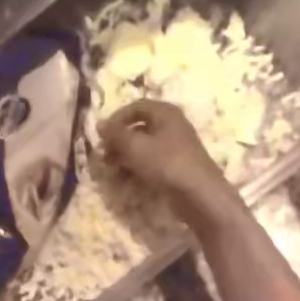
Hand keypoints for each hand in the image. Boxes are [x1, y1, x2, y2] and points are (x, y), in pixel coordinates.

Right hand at [98, 99, 233, 221]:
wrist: (199, 193)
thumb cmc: (166, 163)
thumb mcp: (135, 146)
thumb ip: (116, 134)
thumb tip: (100, 125)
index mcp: (165, 113)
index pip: (136, 106)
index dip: (116, 118)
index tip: (102, 135)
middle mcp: (172, 126)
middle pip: (139, 128)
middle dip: (120, 141)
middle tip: (106, 156)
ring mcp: (176, 147)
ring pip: (145, 147)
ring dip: (126, 157)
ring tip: (113, 172)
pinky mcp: (177, 167)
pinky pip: (152, 162)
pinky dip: (138, 168)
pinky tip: (128, 181)